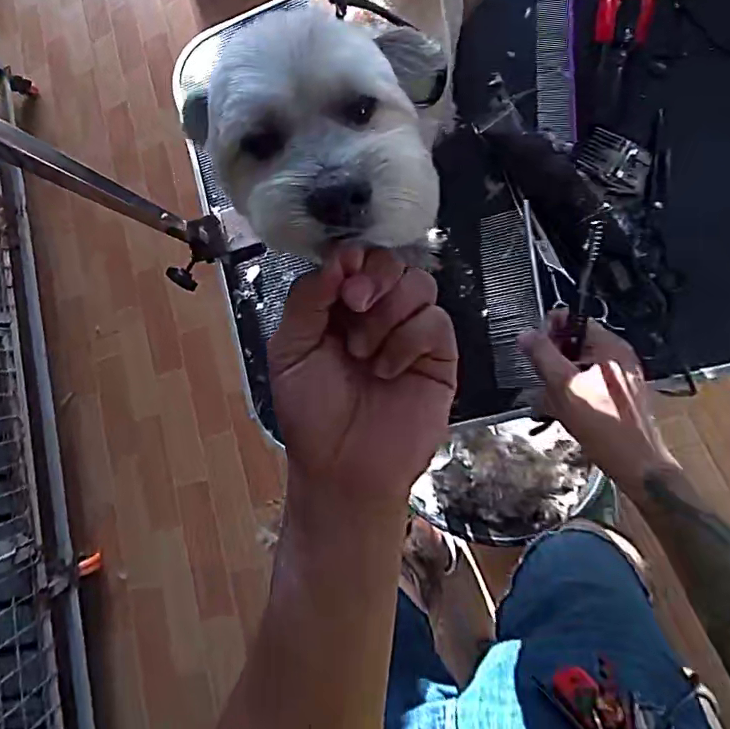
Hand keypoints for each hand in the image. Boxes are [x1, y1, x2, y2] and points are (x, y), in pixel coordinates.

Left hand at [268, 245, 456, 515]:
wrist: (342, 469)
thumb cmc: (312, 413)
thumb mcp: (290, 350)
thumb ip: (307, 299)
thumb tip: (336, 259)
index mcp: (340, 306)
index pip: (357, 259)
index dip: (353, 259)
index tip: (342, 281)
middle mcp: (378, 313)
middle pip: (393, 262)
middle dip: (374, 277)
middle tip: (355, 305)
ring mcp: (411, 332)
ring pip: (419, 284)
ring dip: (388, 313)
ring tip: (364, 351)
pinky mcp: (438, 356)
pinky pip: (436, 321)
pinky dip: (409, 340)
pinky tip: (387, 369)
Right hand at [518, 311, 679, 501]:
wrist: (638, 467)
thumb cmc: (608, 428)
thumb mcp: (565, 386)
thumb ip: (543, 356)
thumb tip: (526, 335)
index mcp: (611, 347)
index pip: (574, 319)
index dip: (550, 329)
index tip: (534, 347)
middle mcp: (618, 358)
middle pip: (573, 346)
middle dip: (552, 363)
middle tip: (540, 379)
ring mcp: (619, 379)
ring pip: (577, 368)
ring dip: (558, 383)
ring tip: (549, 403)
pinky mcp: (616, 398)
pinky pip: (587, 386)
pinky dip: (571, 396)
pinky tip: (562, 413)